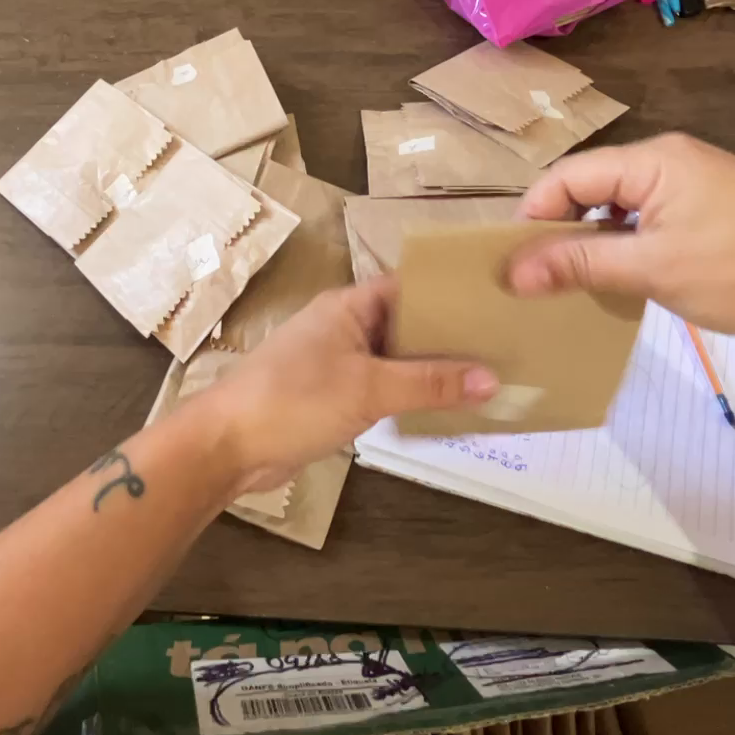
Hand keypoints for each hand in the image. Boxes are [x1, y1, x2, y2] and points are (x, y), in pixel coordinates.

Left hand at [192, 279, 497, 493]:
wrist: (228, 446)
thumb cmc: (294, 401)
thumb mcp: (368, 389)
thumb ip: (429, 384)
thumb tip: (492, 379)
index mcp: (349, 306)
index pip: (410, 288)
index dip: (451, 295)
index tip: (498, 305)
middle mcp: (344, 326)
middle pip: (406, 325)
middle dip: (449, 338)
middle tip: (506, 347)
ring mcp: (336, 362)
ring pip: (395, 360)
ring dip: (431, 371)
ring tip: (489, 378)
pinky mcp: (332, 395)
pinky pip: (381, 388)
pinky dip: (409, 395)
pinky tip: (446, 407)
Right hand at [506, 133, 734, 345]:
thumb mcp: (651, 270)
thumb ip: (577, 264)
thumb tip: (511, 272)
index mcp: (654, 160)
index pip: (568, 175)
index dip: (533, 214)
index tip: (512, 260)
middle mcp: (671, 158)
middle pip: (590, 184)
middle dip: (559, 226)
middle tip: (538, 273)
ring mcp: (694, 180)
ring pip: (617, 202)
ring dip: (590, 237)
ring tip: (573, 277)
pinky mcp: (710, 205)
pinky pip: (646, 214)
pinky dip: (623, 241)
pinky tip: (621, 272)